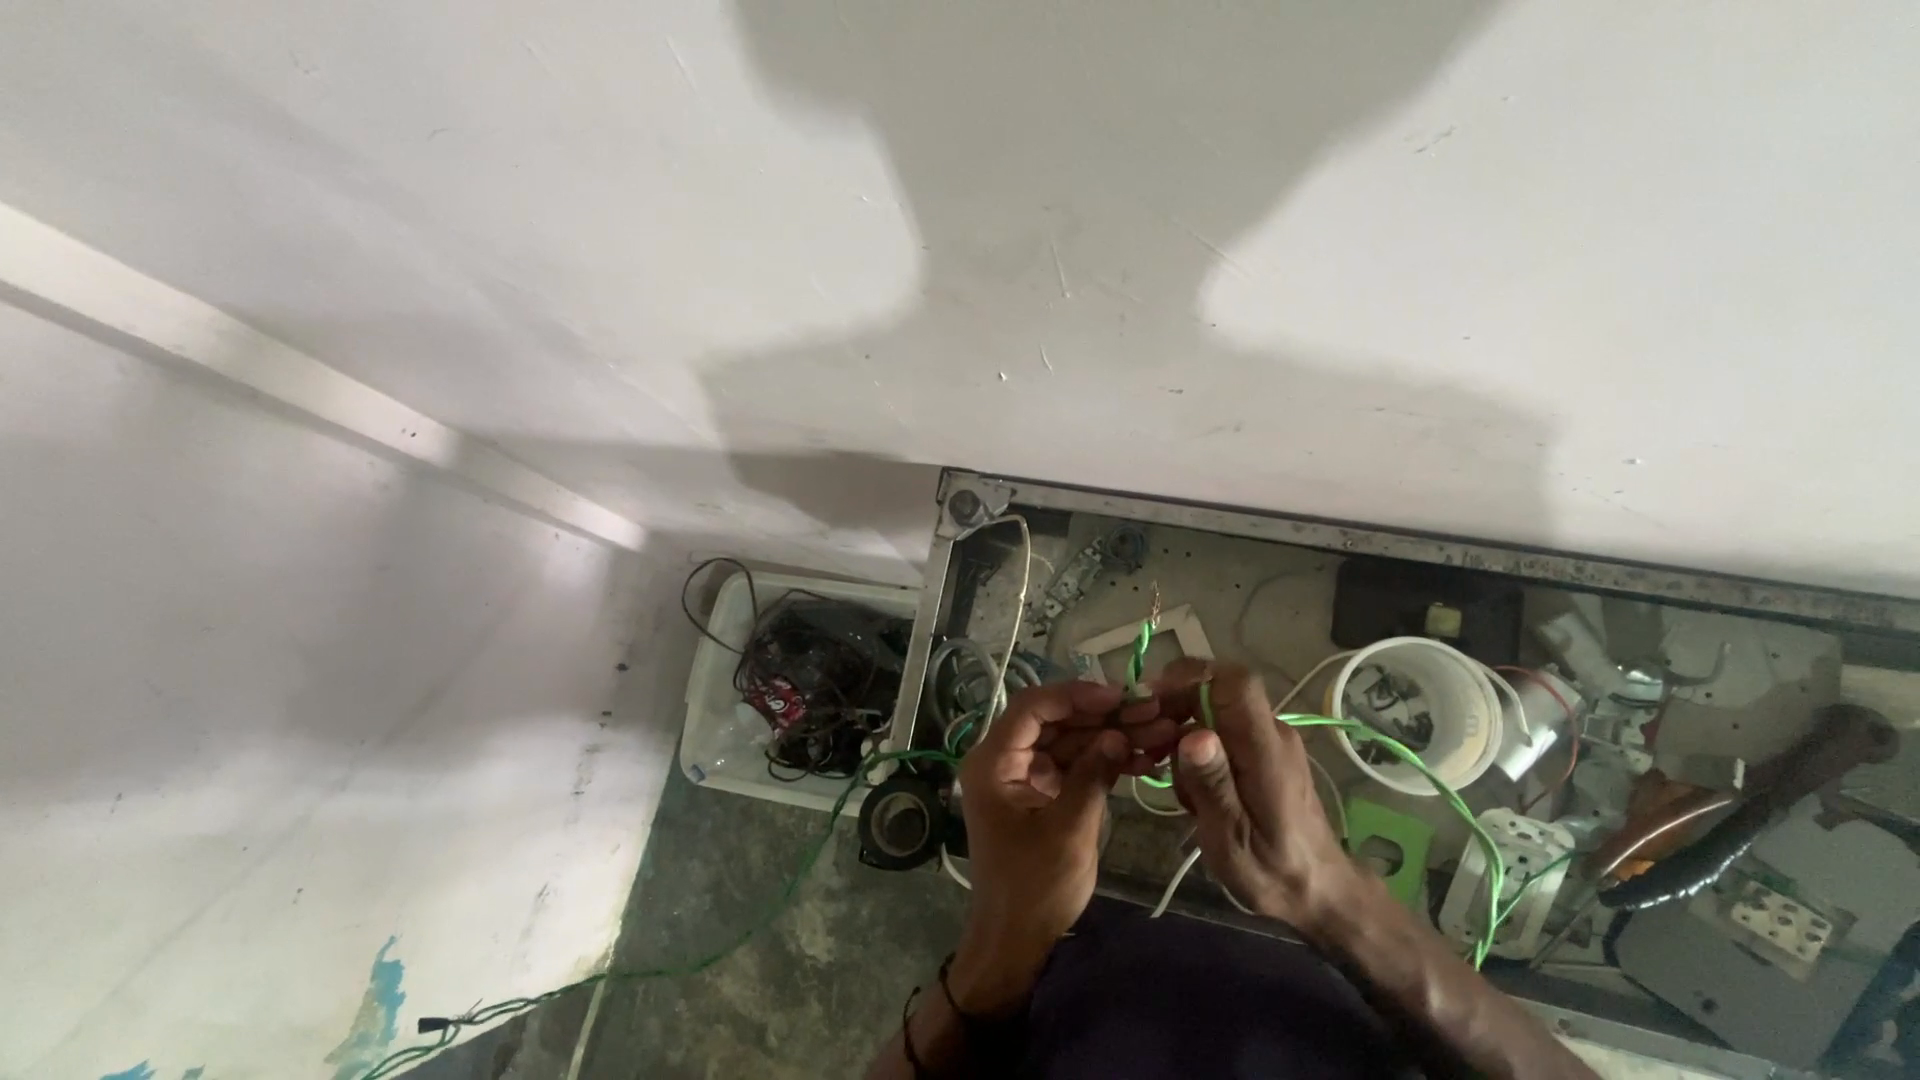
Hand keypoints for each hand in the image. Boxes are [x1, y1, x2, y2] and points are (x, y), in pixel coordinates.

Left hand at [949, 680, 1168, 1013]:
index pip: (1032, 707)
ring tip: (1157, 733)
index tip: (1119, 697)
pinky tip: (1141, 759)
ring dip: (1108, 736)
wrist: (1016, 938)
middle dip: (1102, 716)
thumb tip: (1119, 734)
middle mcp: (1001, 760)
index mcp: (992, 762)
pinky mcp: (1038, 792)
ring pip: (1067, 740)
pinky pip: (1070, 763)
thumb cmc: (1034, 887)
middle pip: (1053, 721)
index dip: (1075, 695)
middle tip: (1150, 713)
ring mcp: (1020, 776)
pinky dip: (1101, 761)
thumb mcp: (1068, 830)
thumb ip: (1092, 775)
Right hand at [1156, 659, 1358, 930]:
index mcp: (1266, 749)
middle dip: (1174, 708)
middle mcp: (1270, 733)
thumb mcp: (1231, 839)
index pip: (1235, 682)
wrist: (1319, 890)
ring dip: (1181, 734)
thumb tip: (1193, 735)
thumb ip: (1212, 785)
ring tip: (1168, 779)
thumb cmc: (1273, 870)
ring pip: (1212, 711)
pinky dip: (1194, 749)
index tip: (1151, 702)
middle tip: (1146, 746)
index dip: (1190, 678)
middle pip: (1216, 690)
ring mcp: (1267, 740)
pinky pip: (1220, 730)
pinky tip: (1189, 787)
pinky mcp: (1261, 751)